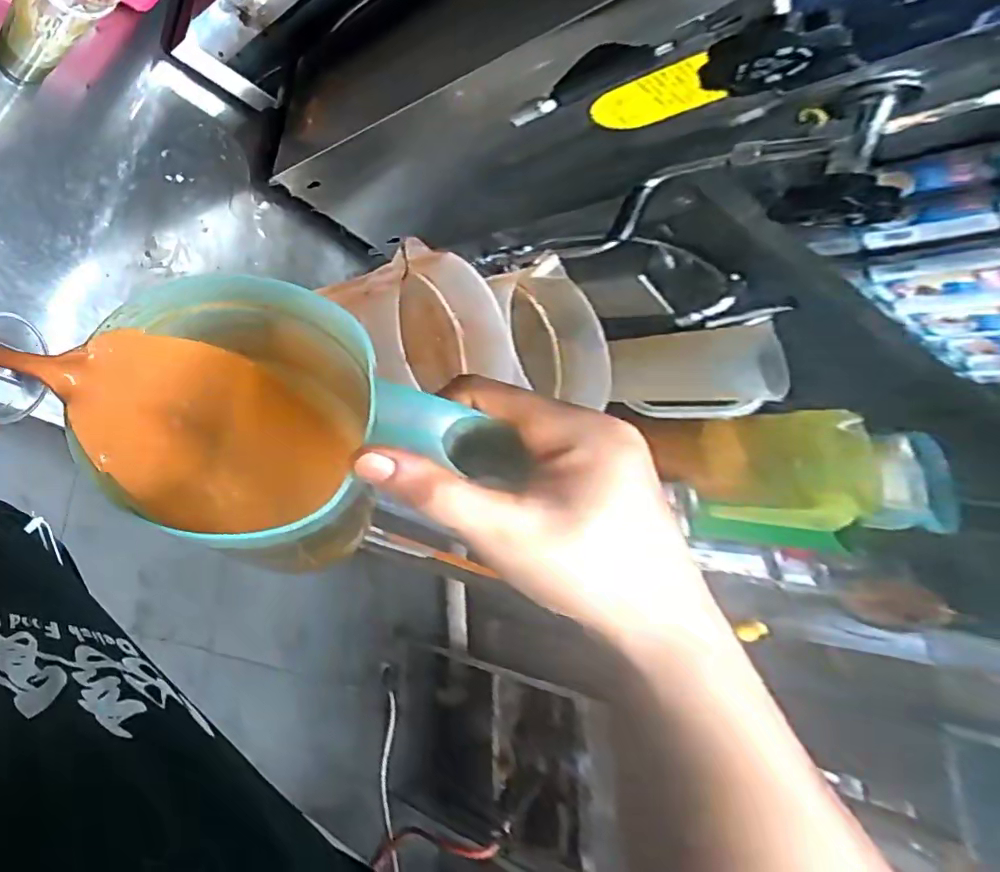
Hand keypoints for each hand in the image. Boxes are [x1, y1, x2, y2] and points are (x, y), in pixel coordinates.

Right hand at [353, 377, 722, 651]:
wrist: (665, 639)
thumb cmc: (586, 576)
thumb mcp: (500, 531)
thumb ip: (432, 490)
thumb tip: (364, 455)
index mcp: (579, 426)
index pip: (482, 391)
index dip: (435, 414)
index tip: (412, 452)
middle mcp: (594, 427)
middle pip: (495, 413)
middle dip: (455, 443)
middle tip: (435, 483)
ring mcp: (601, 452)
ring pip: (510, 436)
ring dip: (475, 460)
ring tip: (463, 498)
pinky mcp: (600, 477)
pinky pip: (529, 456)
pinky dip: (500, 473)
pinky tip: (497, 507)